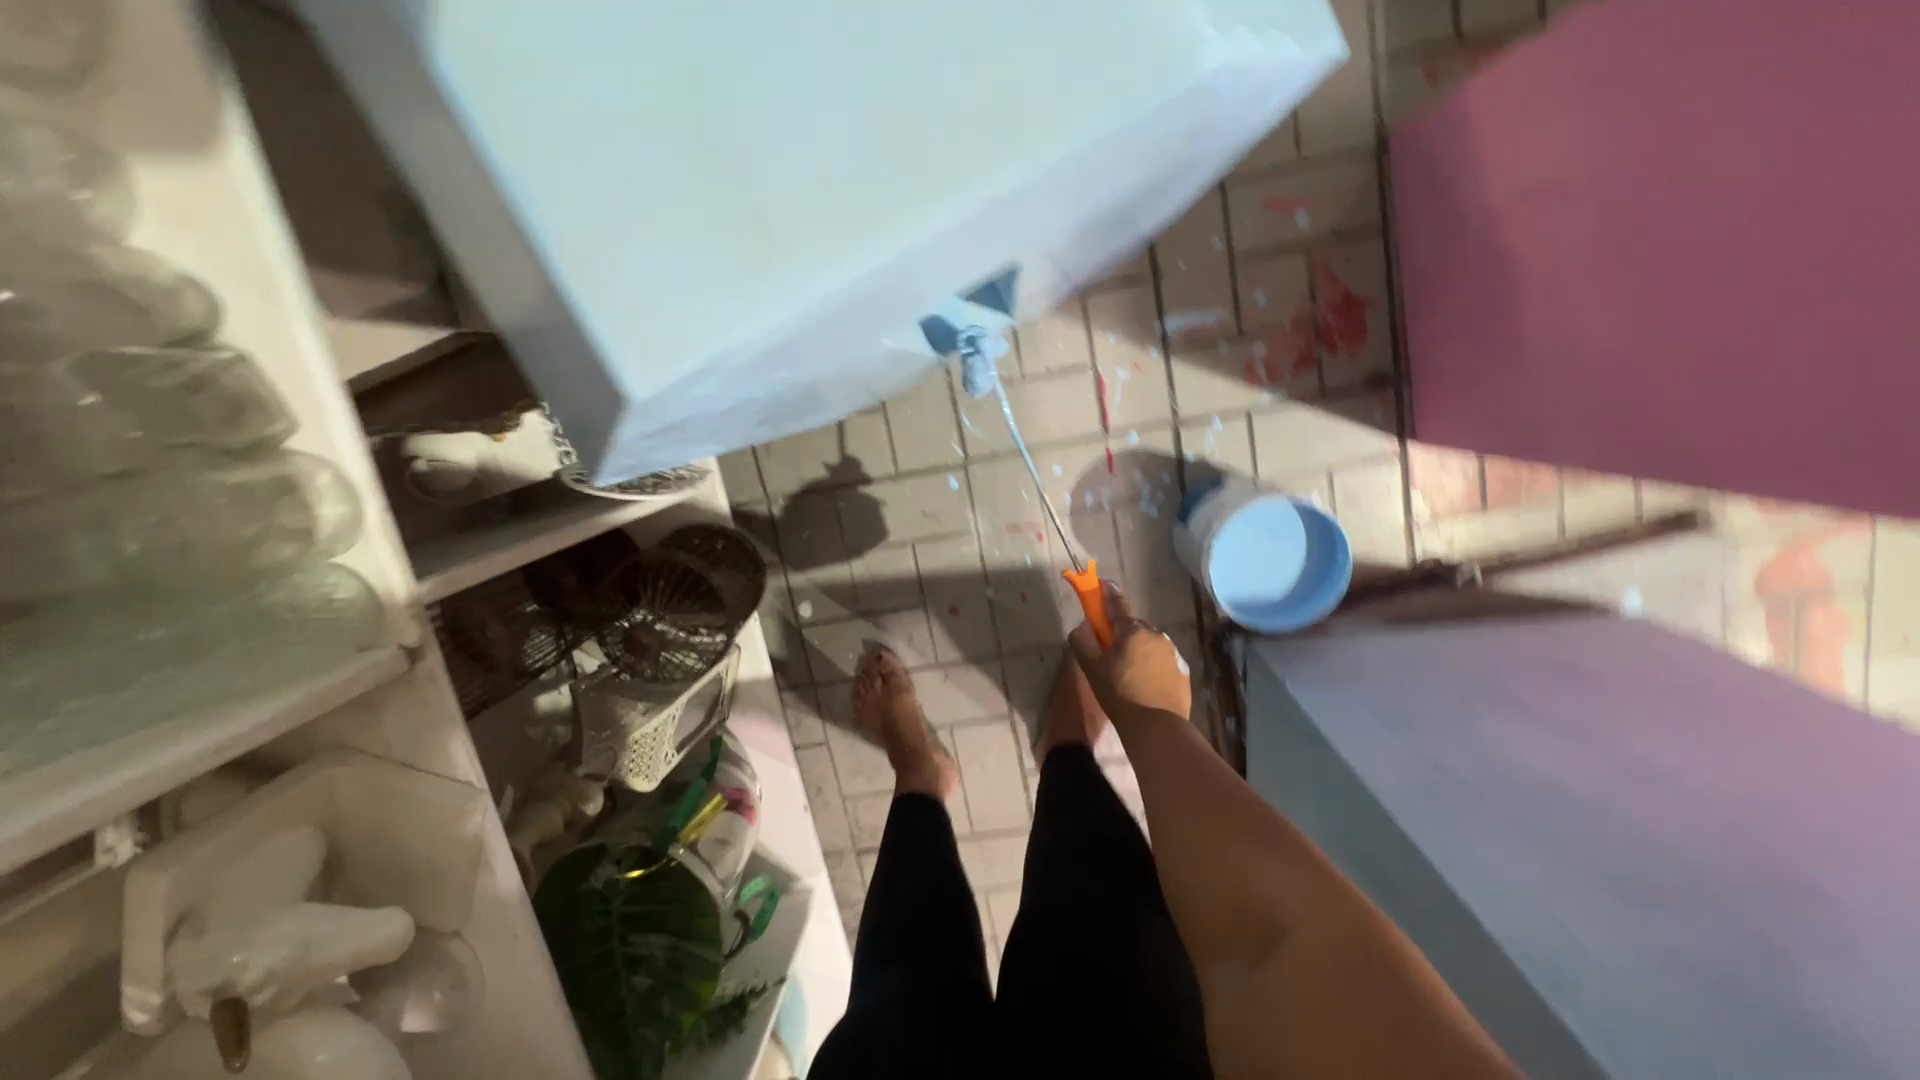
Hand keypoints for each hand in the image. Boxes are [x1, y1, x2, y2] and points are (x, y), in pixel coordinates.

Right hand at [1068, 581, 1191, 721]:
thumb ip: (1083, 643)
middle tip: (1112, 651)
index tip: (1102, 583)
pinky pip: (1162, 659)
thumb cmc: (1120, 695)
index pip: (1116, 604)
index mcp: (1131, 631)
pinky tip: (1146, 683)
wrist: (1157, 726)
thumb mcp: (1093, 670)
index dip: (1107, 592)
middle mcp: (1155, 634)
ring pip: (1150, 642)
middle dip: (1123, 631)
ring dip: (1139, 648)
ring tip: (1130, 673)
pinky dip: (1153, 664)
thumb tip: (1082, 626)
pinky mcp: (1182, 669)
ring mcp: (1172, 652)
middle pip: (1134, 625)